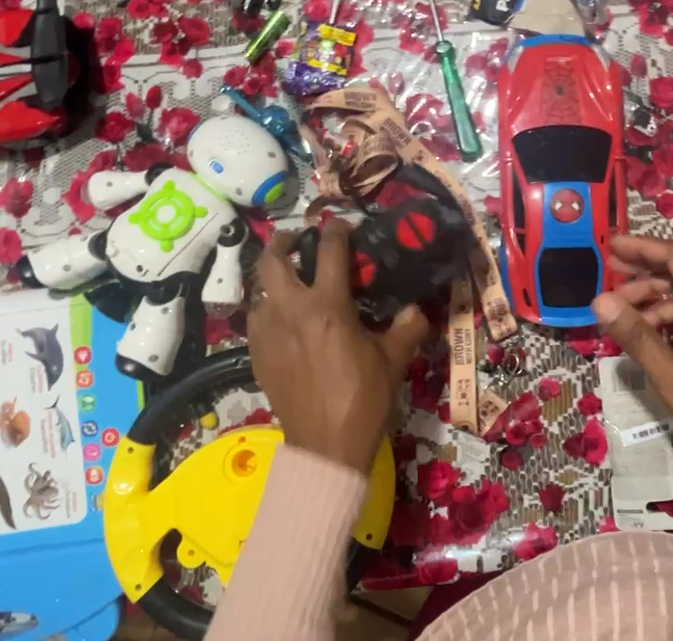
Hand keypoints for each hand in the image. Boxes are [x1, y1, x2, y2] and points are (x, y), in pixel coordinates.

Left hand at [247, 219, 430, 474]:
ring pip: (259, 290)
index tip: (341, 224)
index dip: (336, 231)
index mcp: (327, 306)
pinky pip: (256, 319)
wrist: (326, 447)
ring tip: (288, 280)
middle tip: (297, 240)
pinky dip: (266, 309)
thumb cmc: (363, 399)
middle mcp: (291, 311)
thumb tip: (417, 307)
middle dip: (282, 241)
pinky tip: (281, 318)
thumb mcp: (393, 360)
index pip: (329, 251)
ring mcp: (268, 333)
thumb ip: (407, 326)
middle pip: (272, 260)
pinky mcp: (257, 356)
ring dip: (272, 278)